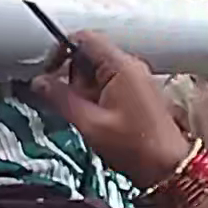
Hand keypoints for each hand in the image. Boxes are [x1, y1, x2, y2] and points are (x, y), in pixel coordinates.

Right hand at [34, 31, 194, 188]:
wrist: (169, 169)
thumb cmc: (133, 147)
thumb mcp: (90, 124)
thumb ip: (61, 99)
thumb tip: (38, 81)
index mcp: (120, 66)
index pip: (85, 38)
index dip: (61, 50)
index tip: (48, 74)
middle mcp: (130, 65)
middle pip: (90, 55)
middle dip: (73, 77)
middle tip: (72, 105)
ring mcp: (136, 78)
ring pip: (97, 71)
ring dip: (84, 90)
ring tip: (88, 117)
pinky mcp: (138, 92)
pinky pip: (109, 83)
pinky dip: (97, 96)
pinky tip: (98, 119)